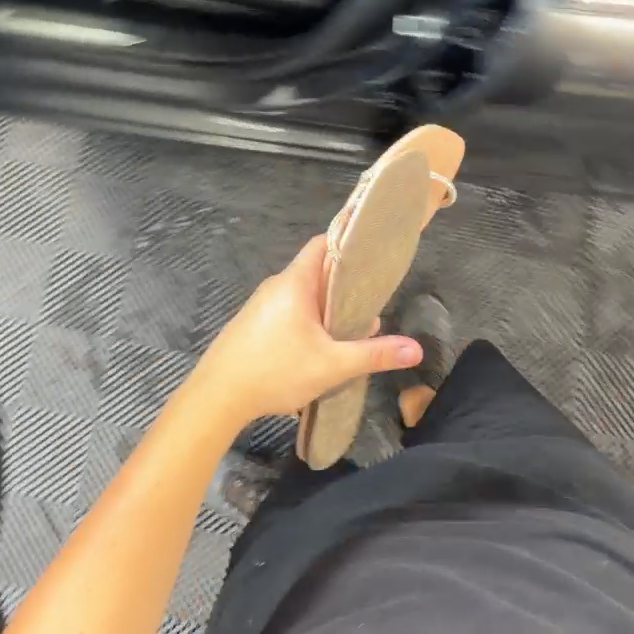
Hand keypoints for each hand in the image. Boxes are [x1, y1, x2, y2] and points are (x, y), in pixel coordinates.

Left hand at [190, 235, 421, 425]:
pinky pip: (289, 311)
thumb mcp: (332, 365)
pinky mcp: (255, 324)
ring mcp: (263, 305)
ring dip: (329, 306)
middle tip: (375, 297)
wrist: (217, 396)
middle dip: (345, 283)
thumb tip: (416, 349)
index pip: (323, 243)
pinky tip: (323, 345)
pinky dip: (310, 319)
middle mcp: (278, 285)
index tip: (373, 246)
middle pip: (317, 271)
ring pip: (304, 295)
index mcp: (295, 282)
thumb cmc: (276, 370)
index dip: (347, 239)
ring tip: (355, 327)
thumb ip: (374, 354)